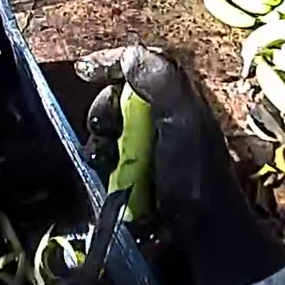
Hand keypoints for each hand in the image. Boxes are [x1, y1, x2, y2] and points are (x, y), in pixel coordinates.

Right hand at [76, 46, 284, 284]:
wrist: (201, 230)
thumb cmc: (195, 172)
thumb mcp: (181, 117)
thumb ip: (157, 80)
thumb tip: (127, 54)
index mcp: (175, 94)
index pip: (137, 63)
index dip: (109, 62)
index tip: (84, 71)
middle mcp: (161, 113)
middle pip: (114, 95)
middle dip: (103, 109)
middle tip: (105, 128)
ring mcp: (148, 142)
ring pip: (107, 126)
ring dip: (100, 139)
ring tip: (106, 156)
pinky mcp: (137, 168)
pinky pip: (107, 153)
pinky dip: (101, 159)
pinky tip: (107, 171)